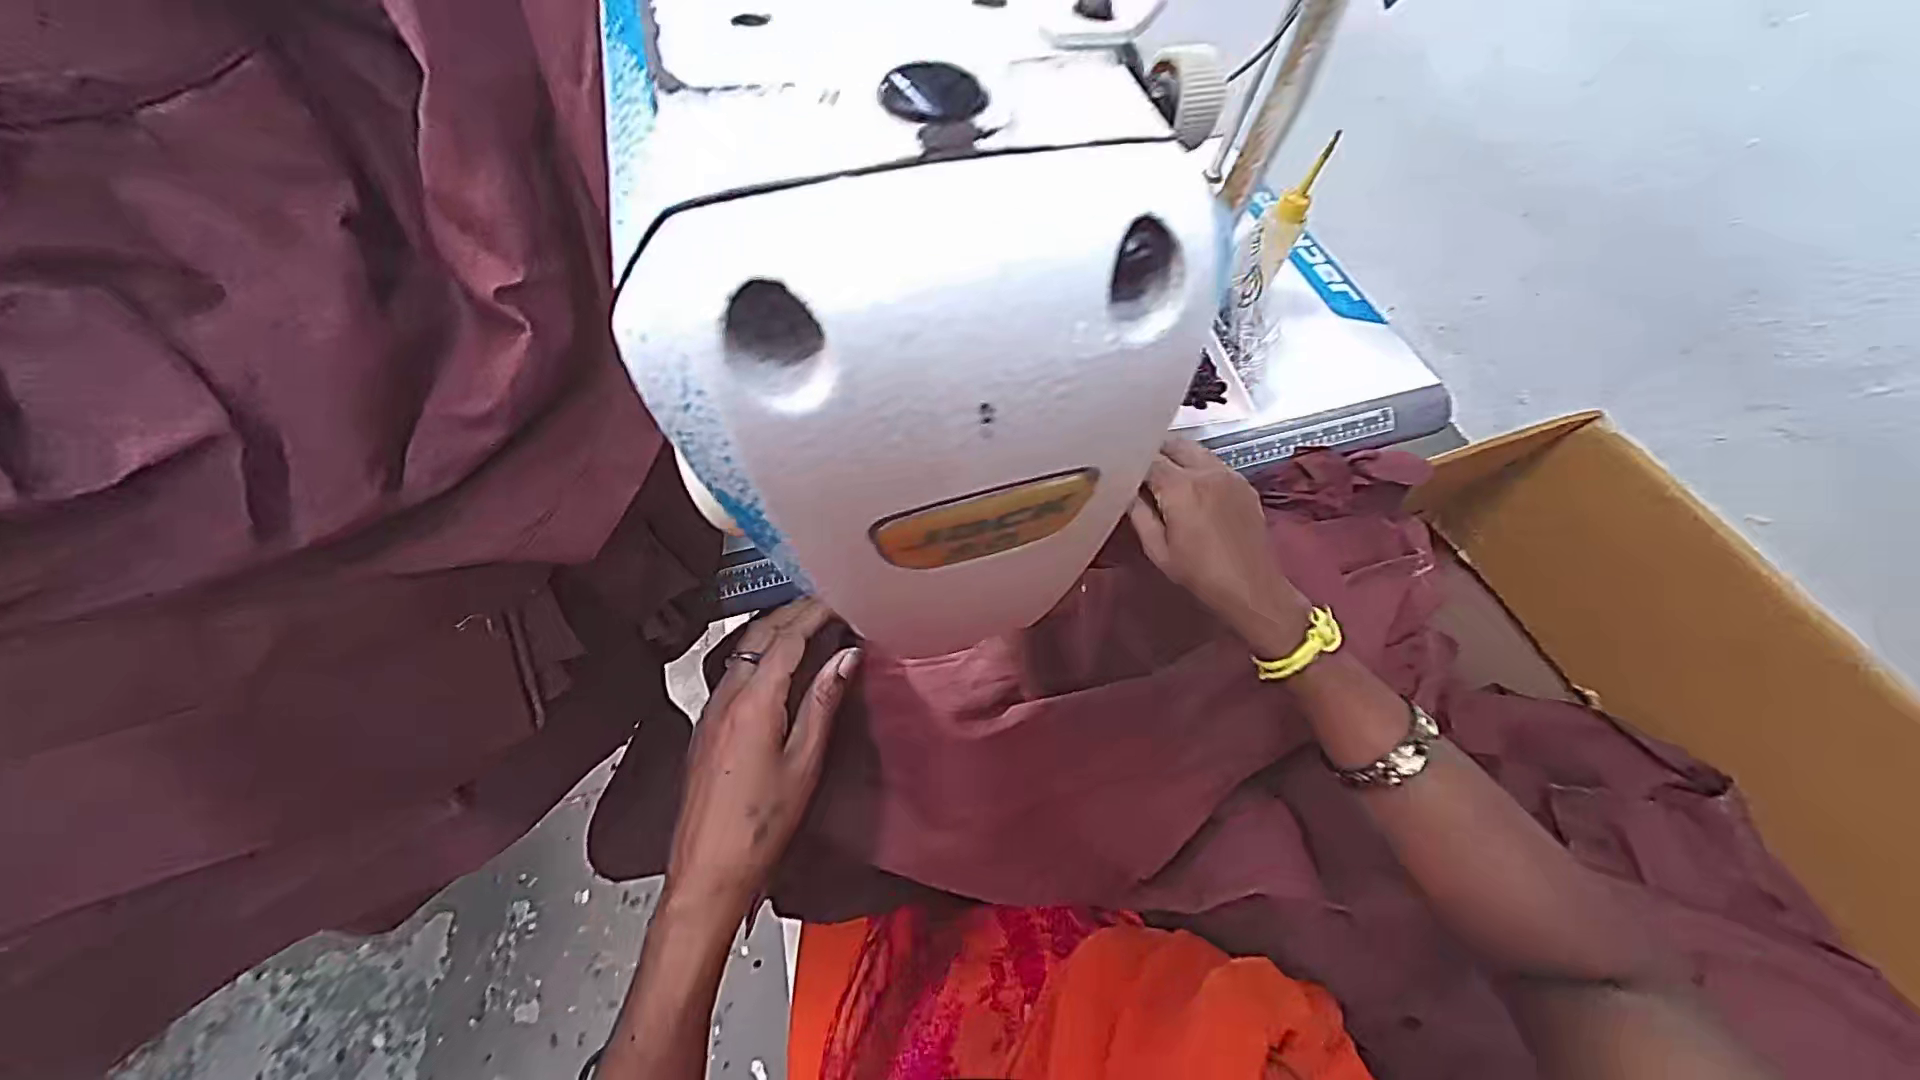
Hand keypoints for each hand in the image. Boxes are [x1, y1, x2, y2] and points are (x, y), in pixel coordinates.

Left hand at [663, 597, 859, 916]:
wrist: (707, 871)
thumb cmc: (760, 825)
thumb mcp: (805, 761)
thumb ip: (823, 701)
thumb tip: (846, 658)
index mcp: (753, 701)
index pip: (787, 638)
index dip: (815, 613)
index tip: (839, 599)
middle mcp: (726, 697)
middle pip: (761, 635)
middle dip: (794, 611)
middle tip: (826, 603)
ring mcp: (711, 711)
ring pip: (744, 650)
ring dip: (776, 629)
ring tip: (808, 623)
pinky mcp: (706, 727)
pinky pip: (734, 671)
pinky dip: (761, 653)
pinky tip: (777, 663)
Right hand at [1128, 437, 1313, 657]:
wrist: (1251, 587)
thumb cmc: (1199, 573)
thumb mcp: (1157, 549)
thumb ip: (1139, 514)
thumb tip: (1128, 493)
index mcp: (1181, 487)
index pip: (1149, 460)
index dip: (1133, 464)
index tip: (1122, 474)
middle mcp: (1207, 472)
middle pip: (1176, 444)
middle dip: (1157, 453)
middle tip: (1141, 471)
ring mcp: (1230, 475)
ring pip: (1197, 451)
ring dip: (1179, 458)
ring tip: (1166, 481)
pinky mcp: (1244, 485)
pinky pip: (1215, 465)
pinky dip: (1199, 469)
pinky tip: (1193, 491)